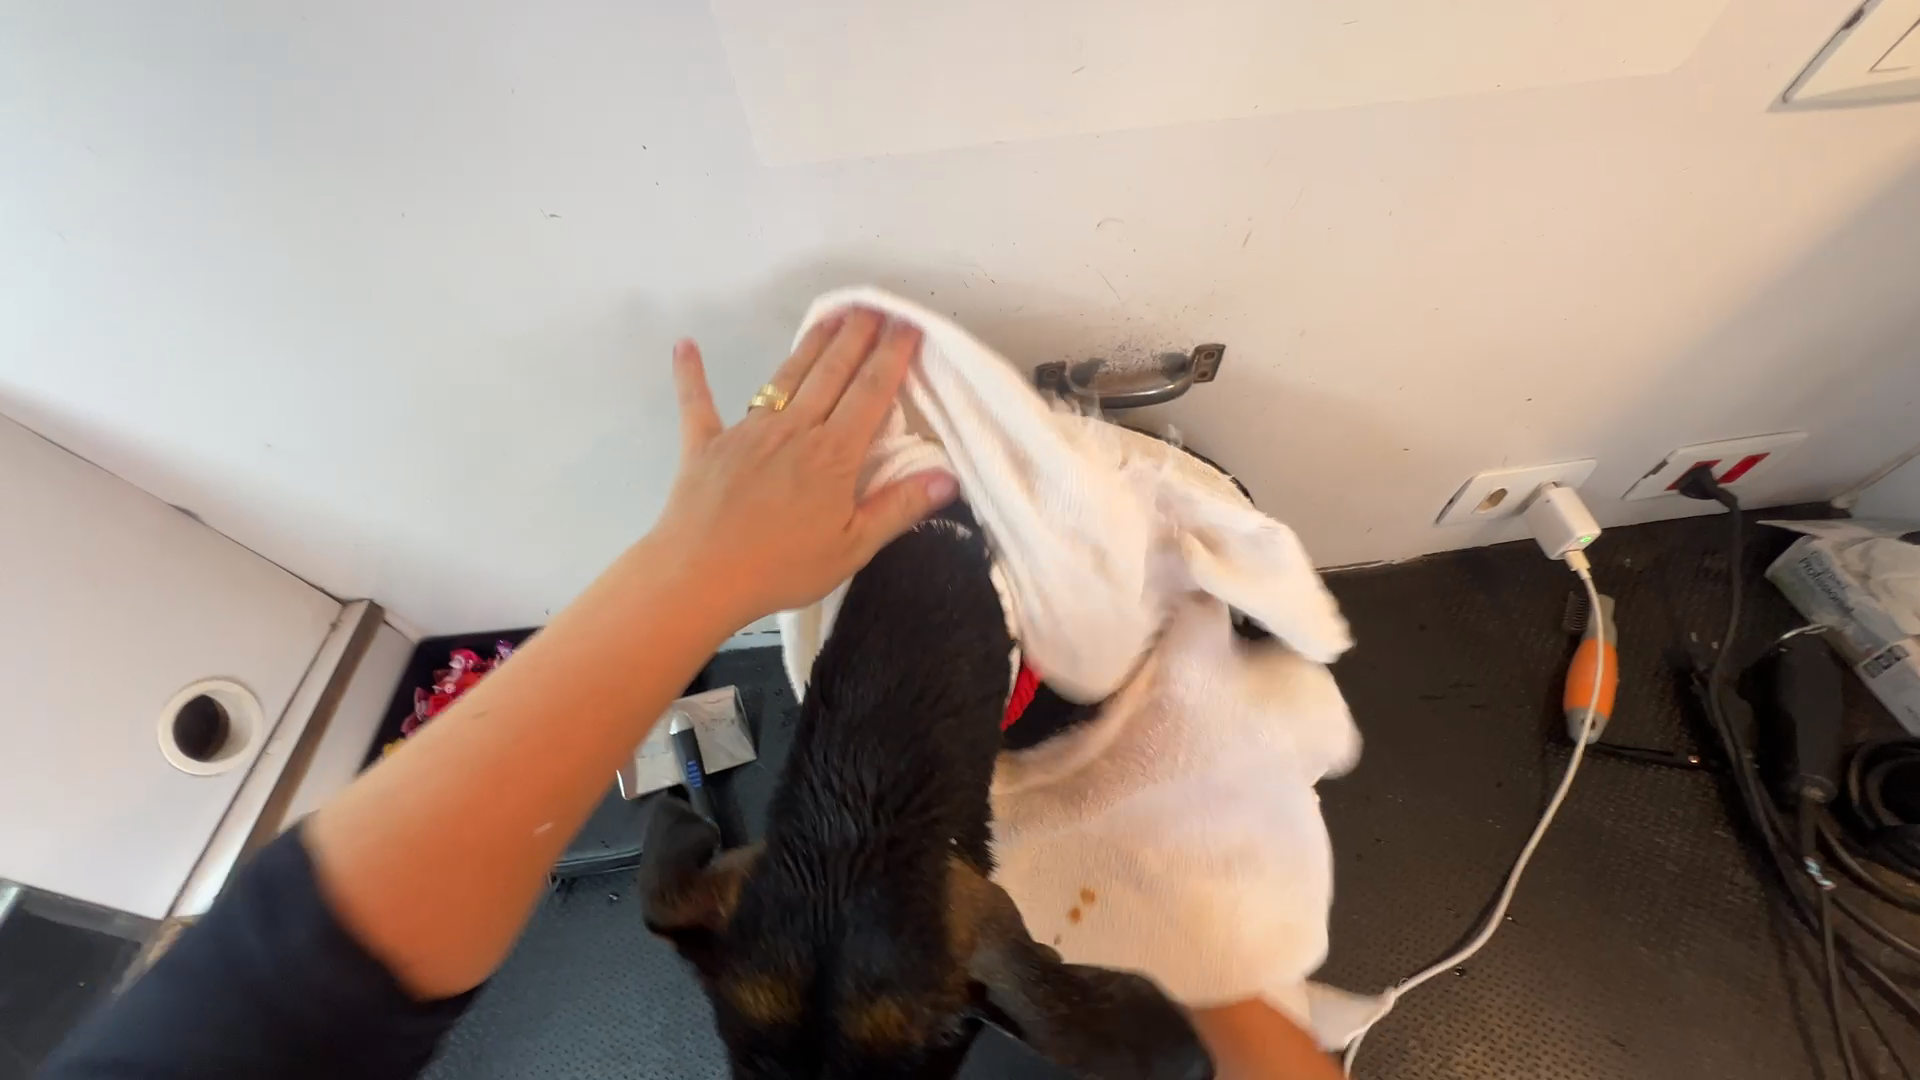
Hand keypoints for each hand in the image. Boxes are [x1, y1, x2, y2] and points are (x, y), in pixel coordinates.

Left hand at [647, 307, 956, 627]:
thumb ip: (898, 508)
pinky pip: (698, 402)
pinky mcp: (705, 443)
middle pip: (831, 372)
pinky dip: (691, 374)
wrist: (700, 578)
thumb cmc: (782, 567)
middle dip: (857, 335)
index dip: (892, 356)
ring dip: (809, 343)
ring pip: (785, 377)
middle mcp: (794, 429)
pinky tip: (686, 345)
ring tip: (831, 315)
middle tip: (874, 305)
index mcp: (833, 454)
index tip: (908, 325)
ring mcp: (747, 431)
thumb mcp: (852, 548)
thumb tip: (948, 477)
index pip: (871, 393)